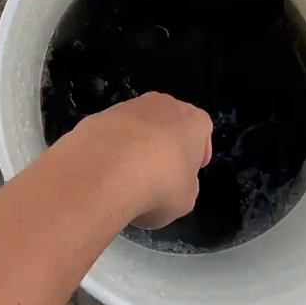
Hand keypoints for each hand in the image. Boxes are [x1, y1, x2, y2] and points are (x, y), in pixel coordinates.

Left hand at [64, 92, 212, 228]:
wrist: (107, 170)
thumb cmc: (160, 185)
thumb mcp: (185, 199)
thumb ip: (185, 185)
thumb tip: (171, 182)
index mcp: (193, 121)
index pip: (202, 129)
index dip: (197, 151)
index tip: (190, 171)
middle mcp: (164, 105)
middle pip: (170, 122)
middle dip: (167, 145)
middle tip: (161, 174)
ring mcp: (131, 106)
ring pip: (140, 125)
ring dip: (138, 145)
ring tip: (129, 177)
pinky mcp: (102, 114)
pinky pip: (115, 132)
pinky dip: (113, 149)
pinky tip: (108, 172)